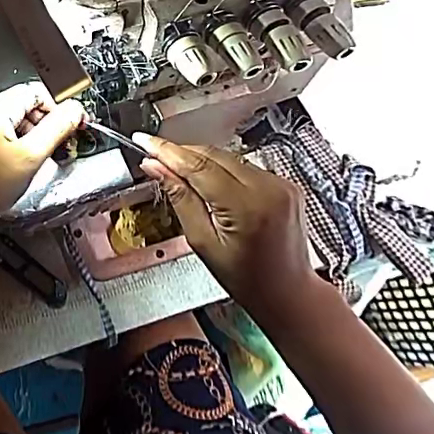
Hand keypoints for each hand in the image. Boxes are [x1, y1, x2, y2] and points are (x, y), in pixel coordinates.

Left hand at [0, 82, 84, 260]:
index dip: (58, 111)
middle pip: (25, 106)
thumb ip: (57, 128)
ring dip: (30, 137)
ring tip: (35, 162)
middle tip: (56, 151)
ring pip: (12, 121)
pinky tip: (16, 166)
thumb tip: (77, 109)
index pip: (37, 93)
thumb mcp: (31, 157)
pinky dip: (13, 145)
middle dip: (44, 126)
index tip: (70, 133)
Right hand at [134, 135, 318, 314]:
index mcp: (246, 207)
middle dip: (181, 153)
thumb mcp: (203, 242)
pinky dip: (223, 169)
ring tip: (178, 171)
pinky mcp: (284, 183)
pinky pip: (245, 166)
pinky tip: (209, 181)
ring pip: (228, 157)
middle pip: (213, 155)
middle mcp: (267, 189)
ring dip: (201, 160)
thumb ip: (179, 198)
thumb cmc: (248, 278)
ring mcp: (280, 184)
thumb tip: (156, 168)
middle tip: (154, 155)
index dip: (167, 150)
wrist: (288, 292)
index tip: (145, 141)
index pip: (197, 165)